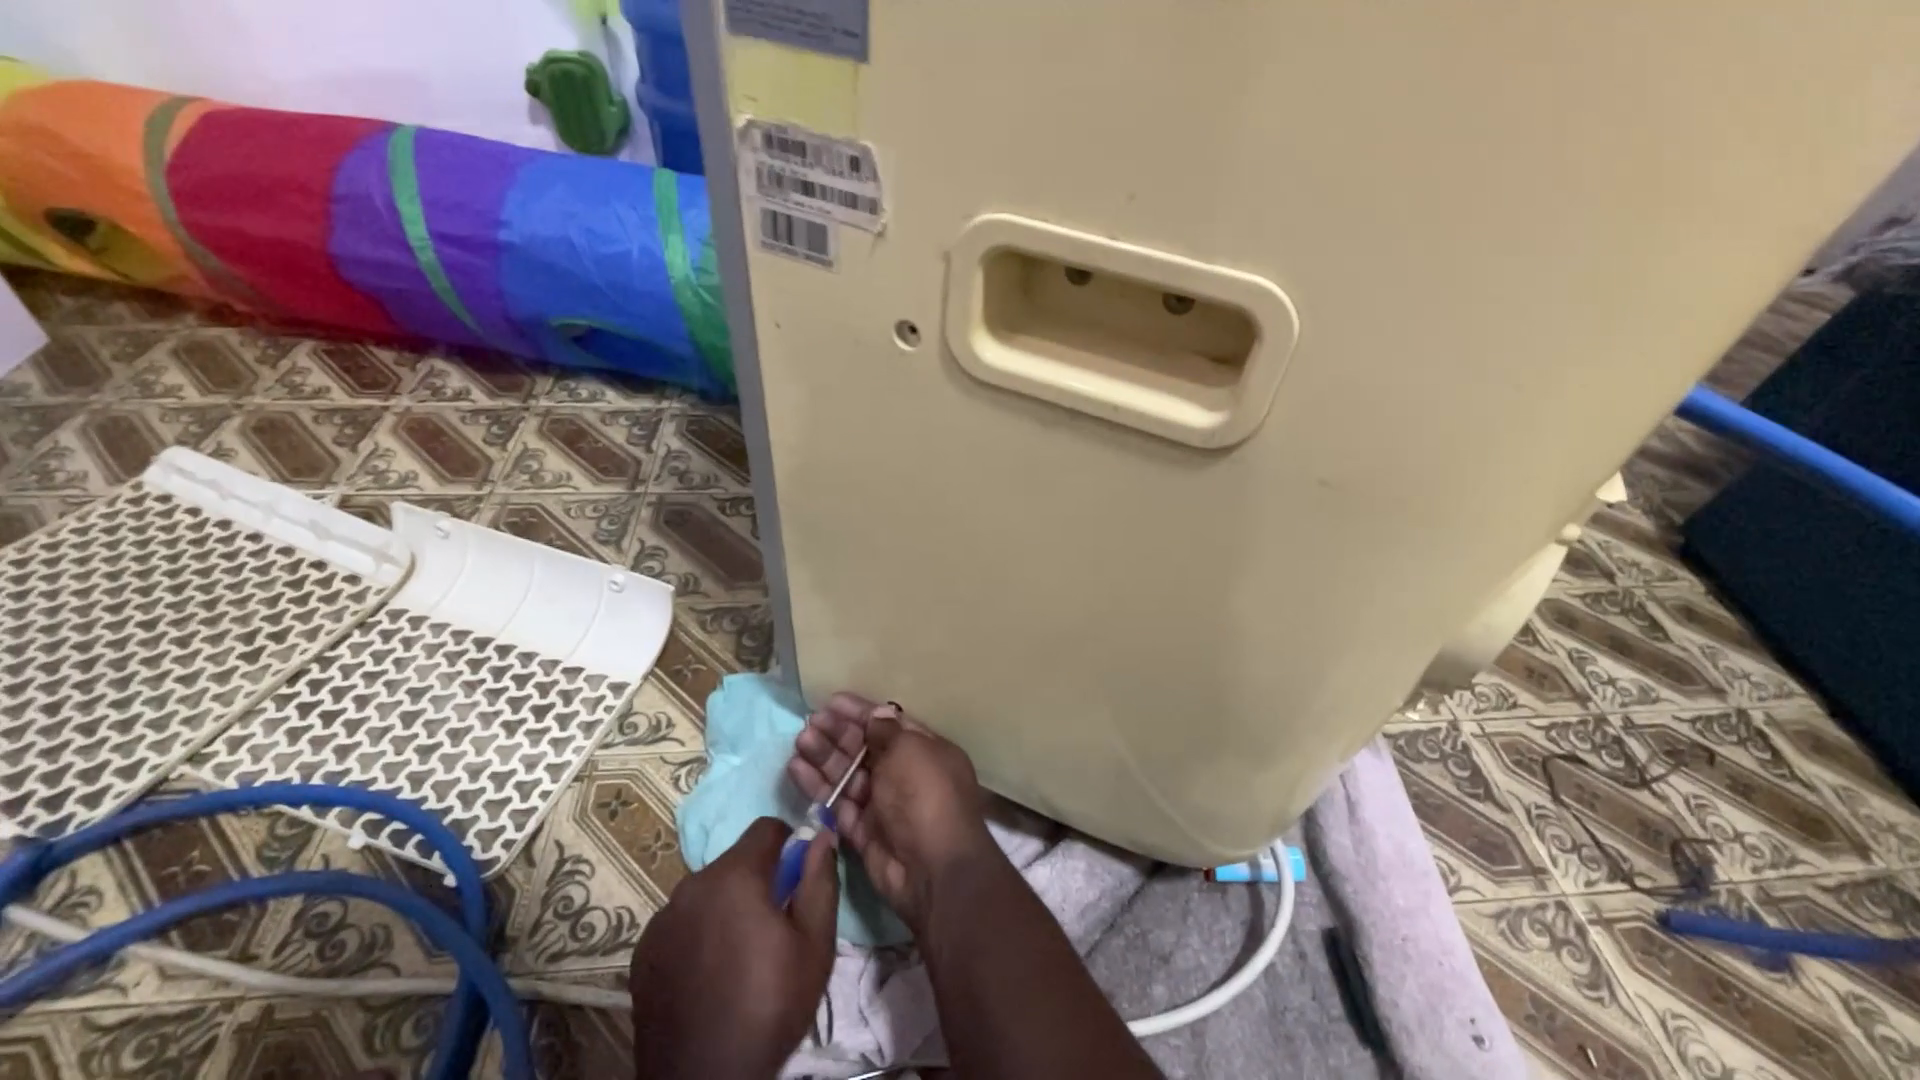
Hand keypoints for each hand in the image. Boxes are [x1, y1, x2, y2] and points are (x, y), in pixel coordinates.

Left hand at [628, 817, 838, 1079]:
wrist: (703, 1076)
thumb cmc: (771, 1005)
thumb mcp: (815, 944)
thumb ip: (820, 881)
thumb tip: (822, 836)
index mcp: (735, 877)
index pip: (766, 828)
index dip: (790, 847)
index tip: (798, 883)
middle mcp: (691, 885)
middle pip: (735, 862)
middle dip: (758, 882)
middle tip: (775, 930)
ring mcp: (661, 918)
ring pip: (706, 893)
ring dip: (726, 908)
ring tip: (741, 958)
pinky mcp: (644, 950)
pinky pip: (681, 923)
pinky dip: (699, 935)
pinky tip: (710, 976)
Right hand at [787, 693, 995, 929]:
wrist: (932, 868)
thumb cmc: (925, 796)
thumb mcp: (910, 751)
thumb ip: (887, 732)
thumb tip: (876, 715)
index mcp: (925, 752)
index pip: (889, 725)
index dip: (861, 713)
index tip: (831, 702)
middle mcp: (905, 776)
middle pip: (865, 749)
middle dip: (838, 734)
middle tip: (809, 722)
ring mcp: (883, 805)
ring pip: (848, 775)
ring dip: (824, 757)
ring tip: (800, 741)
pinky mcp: (863, 832)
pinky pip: (837, 803)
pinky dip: (818, 786)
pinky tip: (796, 769)